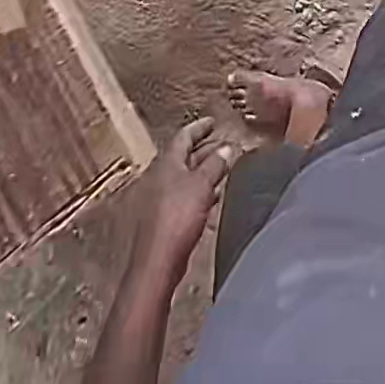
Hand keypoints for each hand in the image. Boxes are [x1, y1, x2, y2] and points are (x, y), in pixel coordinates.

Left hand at [133, 117, 234, 285]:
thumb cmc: (177, 218)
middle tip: (221, 143)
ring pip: (184, 175)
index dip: (199, 128)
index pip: (183, 137)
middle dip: (203, 148)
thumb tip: (227, 148)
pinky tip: (211, 196)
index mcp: (167, 163)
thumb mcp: (202, 185)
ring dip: (202, 169)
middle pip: (183, 155)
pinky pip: (185, 194)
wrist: (157, 261)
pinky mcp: (165, 218)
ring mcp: (161, 197)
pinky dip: (199, 189)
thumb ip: (215, 165)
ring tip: (222, 166)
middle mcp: (161, 176)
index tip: (211, 122)